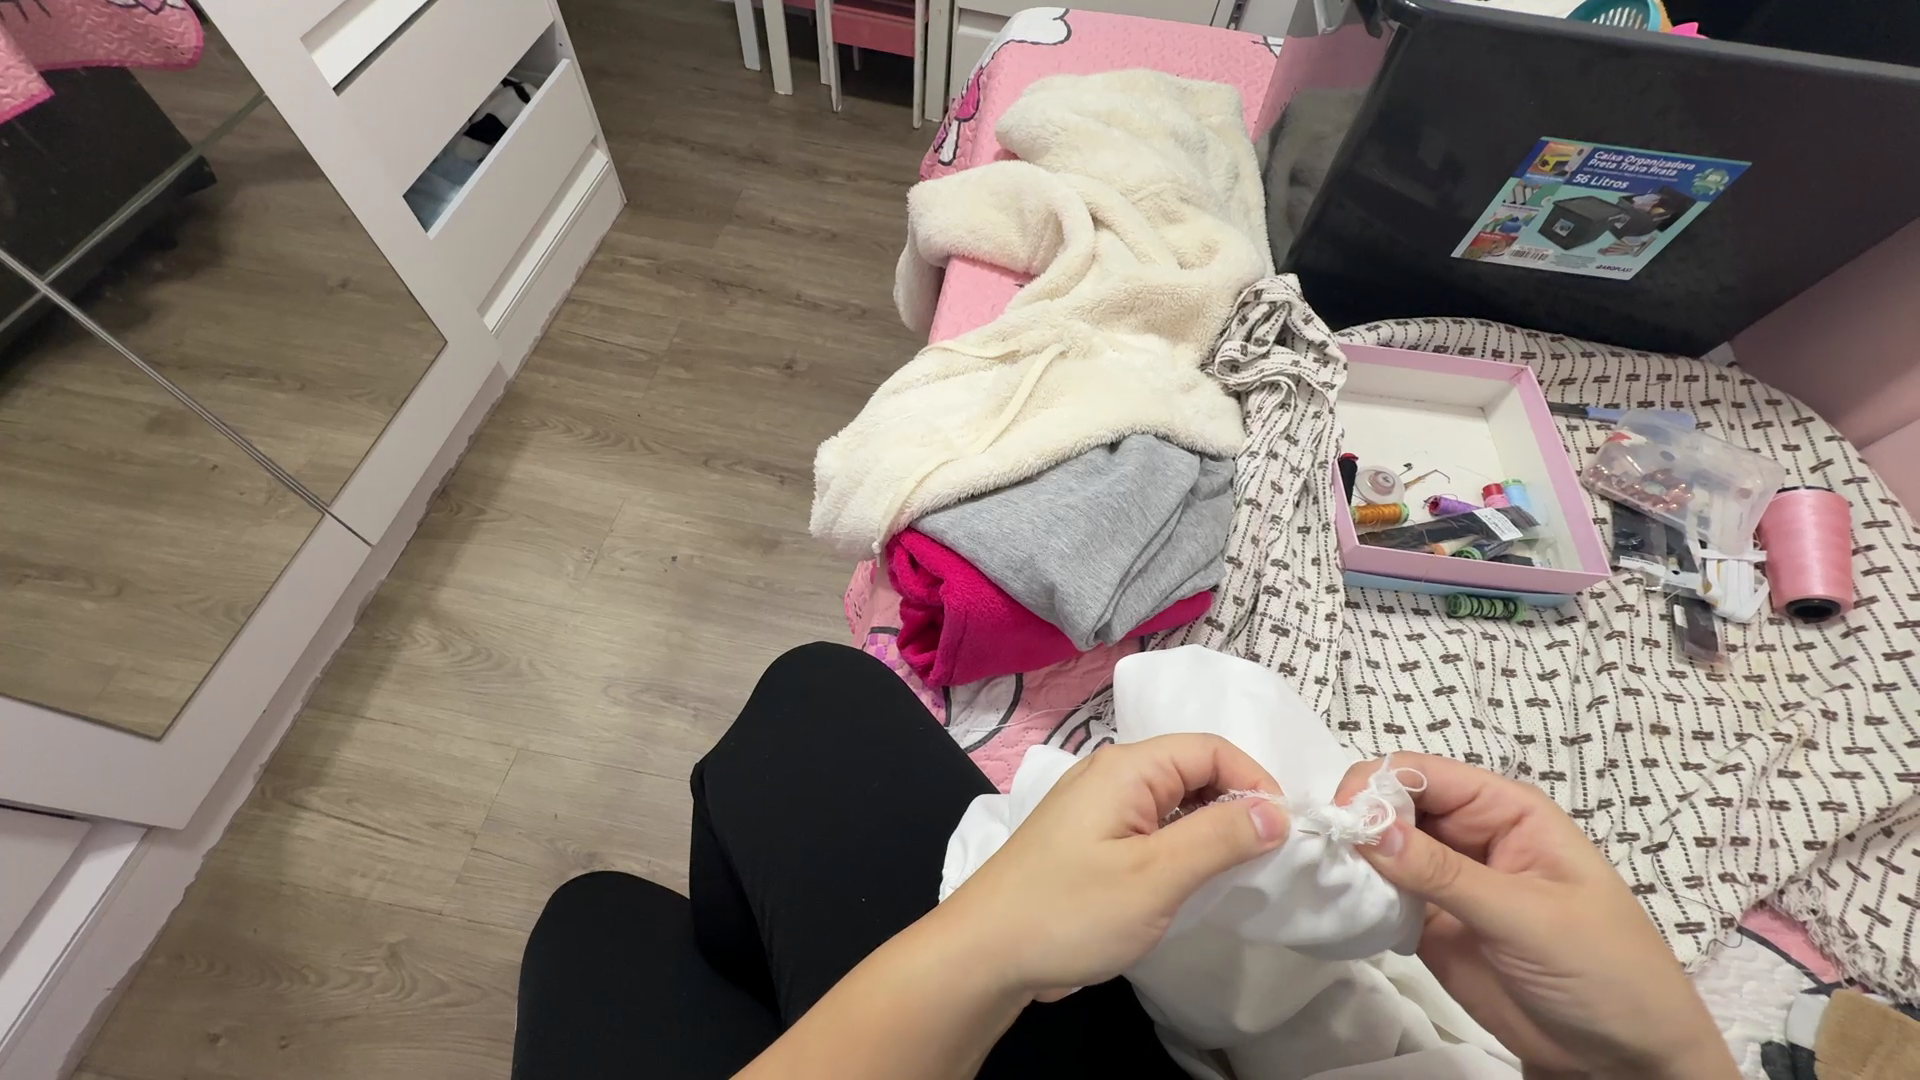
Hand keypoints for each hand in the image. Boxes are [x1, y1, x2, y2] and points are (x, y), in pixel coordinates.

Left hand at [940, 735, 1290, 1001]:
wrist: (989, 949)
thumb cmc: (1071, 909)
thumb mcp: (1156, 877)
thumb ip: (1219, 838)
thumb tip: (1278, 811)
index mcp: (1126, 768)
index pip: (1209, 748)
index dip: (1255, 782)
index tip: (1288, 831)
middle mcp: (1112, 774)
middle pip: (1192, 769)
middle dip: (1237, 803)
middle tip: (1270, 856)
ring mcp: (1098, 806)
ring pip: (1173, 799)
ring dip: (1210, 826)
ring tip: (1239, 870)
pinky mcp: (1093, 837)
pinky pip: (1151, 824)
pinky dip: (1182, 843)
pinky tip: (1195, 878)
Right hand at [1334, 753, 1735, 1079]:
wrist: (1624, 1069)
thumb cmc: (1605, 974)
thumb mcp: (1529, 918)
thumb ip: (1445, 872)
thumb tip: (1366, 827)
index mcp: (1500, 810)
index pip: (1421, 773)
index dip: (1376, 783)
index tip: (1342, 816)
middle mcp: (1464, 832)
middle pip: (1390, 801)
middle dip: (1356, 817)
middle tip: (1325, 847)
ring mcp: (1441, 875)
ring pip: (1377, 843)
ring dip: (1350, 854)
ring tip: (1322, 871)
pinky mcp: (1423, 915)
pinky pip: (1378, 888)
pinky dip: (1354, 889)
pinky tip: (1337, 898)